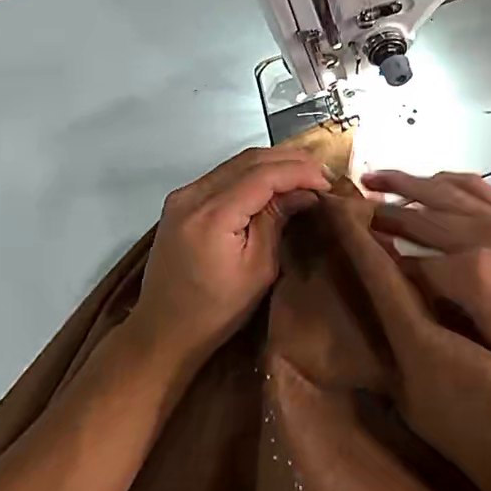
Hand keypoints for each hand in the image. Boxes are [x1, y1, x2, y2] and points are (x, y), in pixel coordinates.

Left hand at [130, 148, 331, 361]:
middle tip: (322, 174)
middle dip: (289, 161)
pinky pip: (223, 174)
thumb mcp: (258, 270)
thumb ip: (277, 220)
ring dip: (272, 163)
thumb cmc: (216, 311)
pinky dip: (253, 173)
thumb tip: (305, 193)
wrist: (163, 330)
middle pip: (249, 160)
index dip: (299, 172)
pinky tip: (274, 182)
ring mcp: (183, 195)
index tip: (327, 182)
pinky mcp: (181, 201)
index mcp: (212, 216)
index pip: (262, 175)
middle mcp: (193, 196)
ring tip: (305, 174)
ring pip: (236, 163)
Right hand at [364, 170, 490, 398]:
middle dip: (383, 213)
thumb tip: (408, 285)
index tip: (354, 247)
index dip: (382, 258)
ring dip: (407, 182)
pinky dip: (448, 180)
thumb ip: (444, 307)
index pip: (413, 262)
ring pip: (444, 191)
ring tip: (375, 176)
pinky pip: (477, 187)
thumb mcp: (487, 343)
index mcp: (473, 275)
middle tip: (351, 206)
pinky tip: (431, 180)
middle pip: (421, 218)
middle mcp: (484, 236)